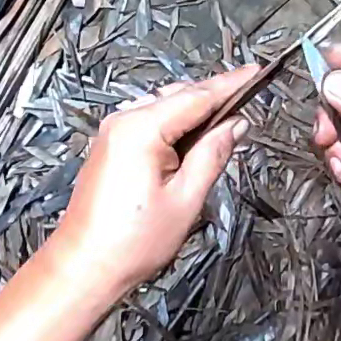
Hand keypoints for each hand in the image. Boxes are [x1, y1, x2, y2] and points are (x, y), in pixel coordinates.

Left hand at [44, 64, 255, 297]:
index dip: (231, 84)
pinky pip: (151, 121)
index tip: (255, 72)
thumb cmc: (129, 242)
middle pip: (180, 96)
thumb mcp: (186, 199)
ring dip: (196, 112)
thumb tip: (235, 125)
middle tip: (248, 102)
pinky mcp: (112, 146)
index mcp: (140, 130)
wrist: (85, 267)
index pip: (197, 96)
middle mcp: (123, 122)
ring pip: (166, 106)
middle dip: (216, 97)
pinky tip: (194, 140)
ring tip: (227, 124)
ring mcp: (114, 132)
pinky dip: (177, 124)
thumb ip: (213, 154)